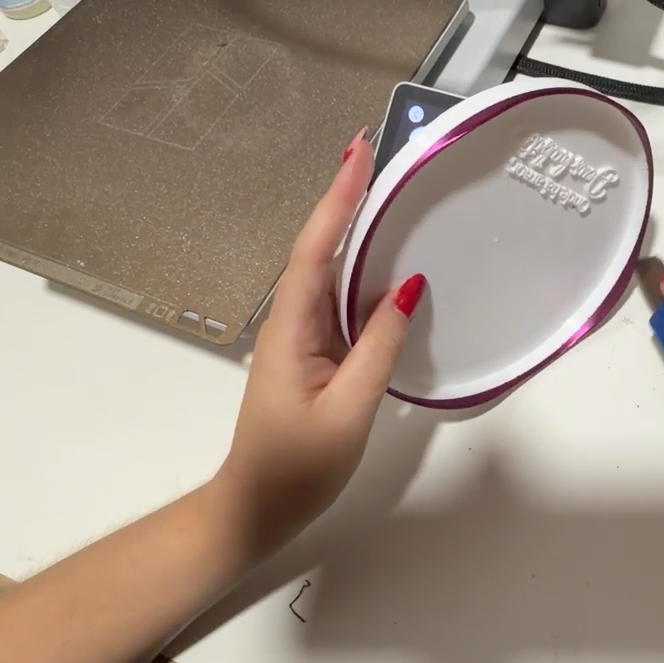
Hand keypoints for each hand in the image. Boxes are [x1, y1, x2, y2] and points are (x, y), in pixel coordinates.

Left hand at [217, 128, 424, 559]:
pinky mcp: (316, 346)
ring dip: (354, 223)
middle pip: (320, 244)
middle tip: (376, 153)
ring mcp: (304, 331)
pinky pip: (341, 294)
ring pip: (331, 266)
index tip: (357, 152)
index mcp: (293, 326)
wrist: (254, 510)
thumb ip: (380, 345)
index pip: (316, 247)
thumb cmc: (296, 466)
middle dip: (345, 195)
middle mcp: (293, 317)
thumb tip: (409, 285)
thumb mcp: (349, 409)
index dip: (338, 197)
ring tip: (386, 187)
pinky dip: (363, 263)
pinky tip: (386, 254)